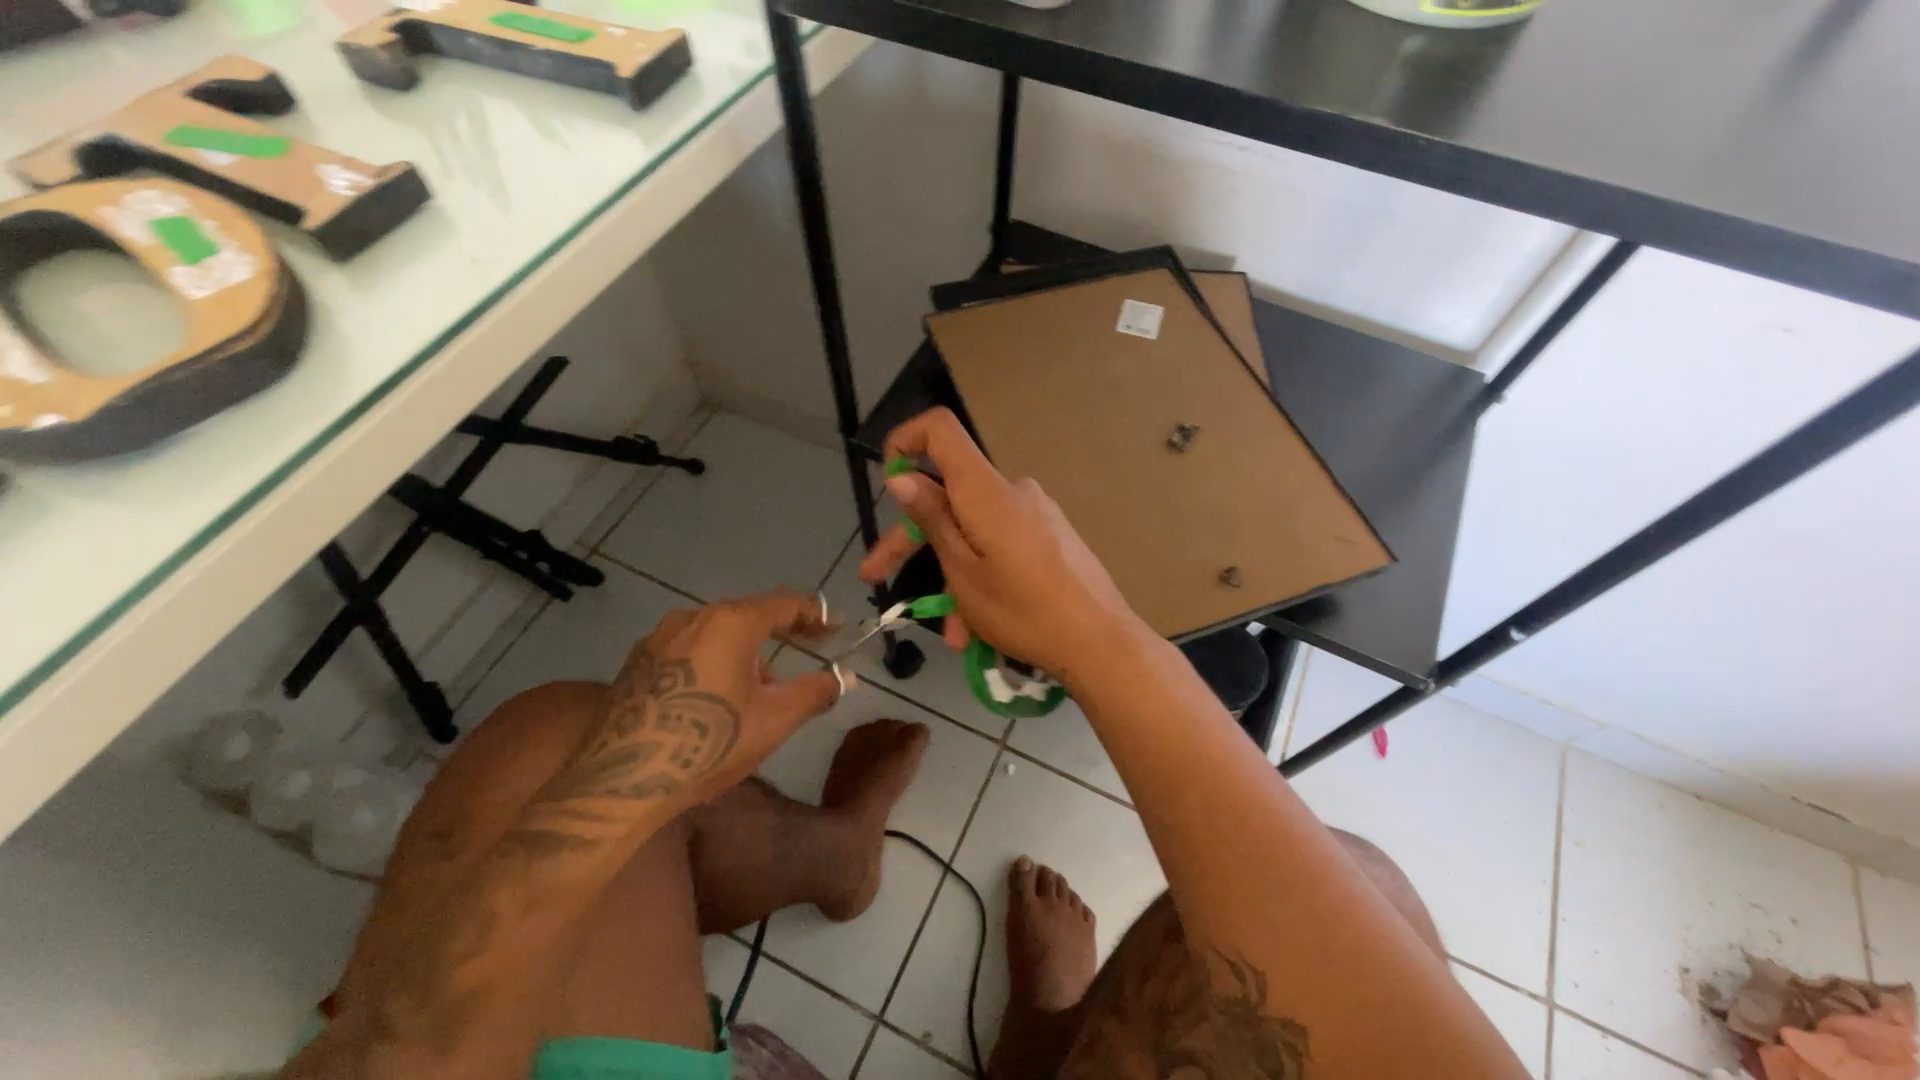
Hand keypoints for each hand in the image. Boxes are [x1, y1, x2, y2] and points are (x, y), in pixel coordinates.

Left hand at [591, 590, 846, 816]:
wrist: (622, 780)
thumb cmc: (709, 744)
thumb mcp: (774, 720)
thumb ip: (815, 691)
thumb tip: (844, 677)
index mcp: (729, 623)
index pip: (783, 604)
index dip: (813, 615)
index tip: (835, 628)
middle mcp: (691, 618)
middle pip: (746, 616)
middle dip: (779, 634)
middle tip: (805, 652)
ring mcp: (657, 639)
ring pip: (714, 635)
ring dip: (743, 653)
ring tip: (759, 691)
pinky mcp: (635, 664)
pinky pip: (687, 652)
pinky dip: (711, 663)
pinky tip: (714, 700)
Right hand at [858, 408, 1151, 681]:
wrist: (1102, 642)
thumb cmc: (1025, 611)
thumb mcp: (964, 572)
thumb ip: (931, 519)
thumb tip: (900, 476)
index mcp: (986, 491)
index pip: (940, 430)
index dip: (905, 440)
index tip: (886, 479)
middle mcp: (1011, 491)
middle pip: (949, 497)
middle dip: (910, 541)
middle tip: (875, 578)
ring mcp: (1034, 514)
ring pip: (973, 533)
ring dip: (951, 577)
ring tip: (953, 634)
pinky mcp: (1050, 536)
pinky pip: (1000, 546)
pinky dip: (982, 578)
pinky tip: (978, 627)